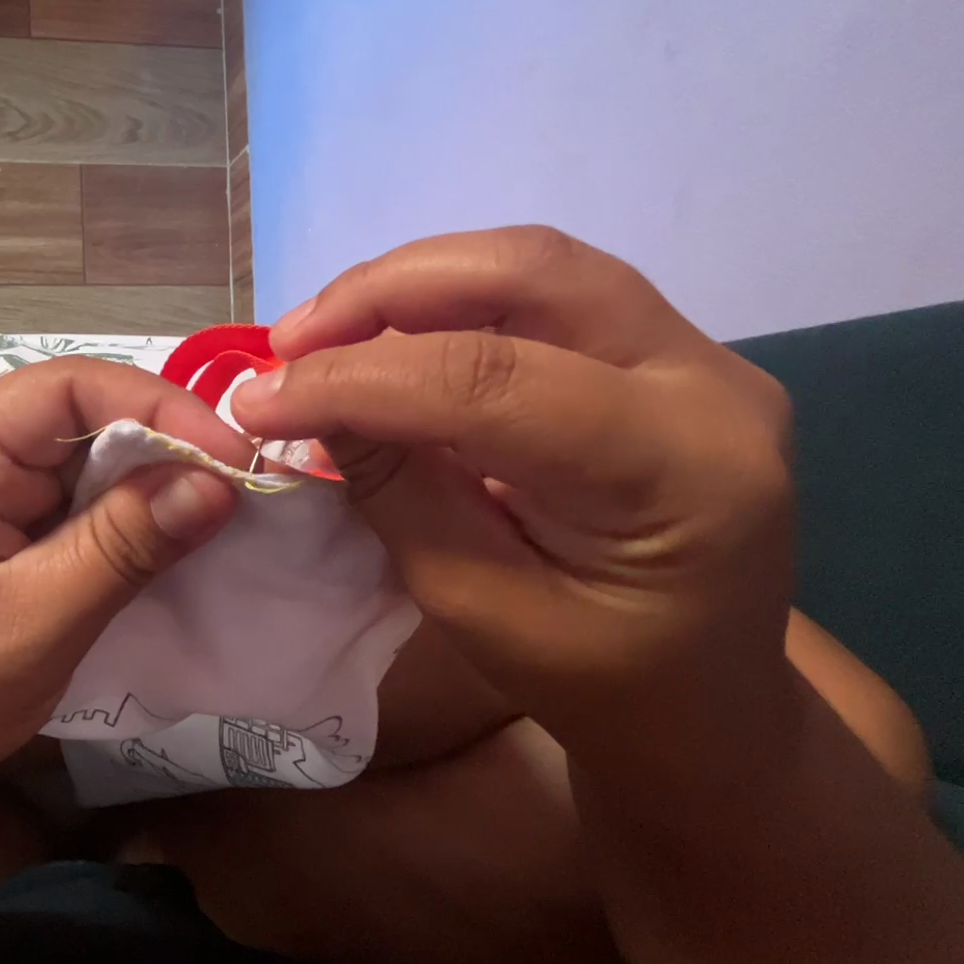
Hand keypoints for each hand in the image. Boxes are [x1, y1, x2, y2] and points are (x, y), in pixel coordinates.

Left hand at [0, 357, 242, 801]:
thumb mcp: (27, 628)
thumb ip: (119, 552)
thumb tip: (217, 484)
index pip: (64, 388)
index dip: (156, 405)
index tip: (231, 457)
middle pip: (85, 417)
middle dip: (166, 445)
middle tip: (242, 494)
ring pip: (92, 460)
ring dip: (156, 484)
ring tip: (222, 517)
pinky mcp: (12, 528)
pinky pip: (85, 503)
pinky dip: (134, 519)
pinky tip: (175, 541)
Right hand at [232, 226, 798, 761]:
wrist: (704, 698)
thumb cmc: (592, 681)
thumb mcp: (472, 605)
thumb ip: (394, 491)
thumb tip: (309, 403)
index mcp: (677, 471)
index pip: (490, 382)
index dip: (356, 380)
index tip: (257, 402)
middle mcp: (706, 380)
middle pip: (528, 272)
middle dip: (384, 293)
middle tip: (289, 342)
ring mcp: (692, 353)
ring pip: (529, 265)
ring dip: (405, 287)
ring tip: (317, 337)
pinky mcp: (658, 350)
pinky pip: (535, 293)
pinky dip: (439, 304)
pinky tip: (380, 340)